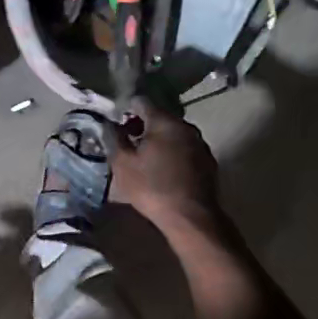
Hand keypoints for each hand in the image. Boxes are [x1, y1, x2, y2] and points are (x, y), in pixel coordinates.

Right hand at [111, 100, 222, 231]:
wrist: (191, 216)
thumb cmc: (152, 188)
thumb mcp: (123, 164)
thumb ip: (113, 138)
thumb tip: (109, 123)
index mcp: (164, 121)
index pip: (142, 102)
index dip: (126, 109)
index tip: (116, 123)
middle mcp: (186, 126)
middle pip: (160, 116)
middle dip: (142, 125)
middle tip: (128, 142)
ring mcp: (200, 143)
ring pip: (174, 133)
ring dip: (159, 139)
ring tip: (145, 158)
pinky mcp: (208, 160)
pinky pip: (186, 148)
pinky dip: (174, 152)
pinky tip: (165, 169)